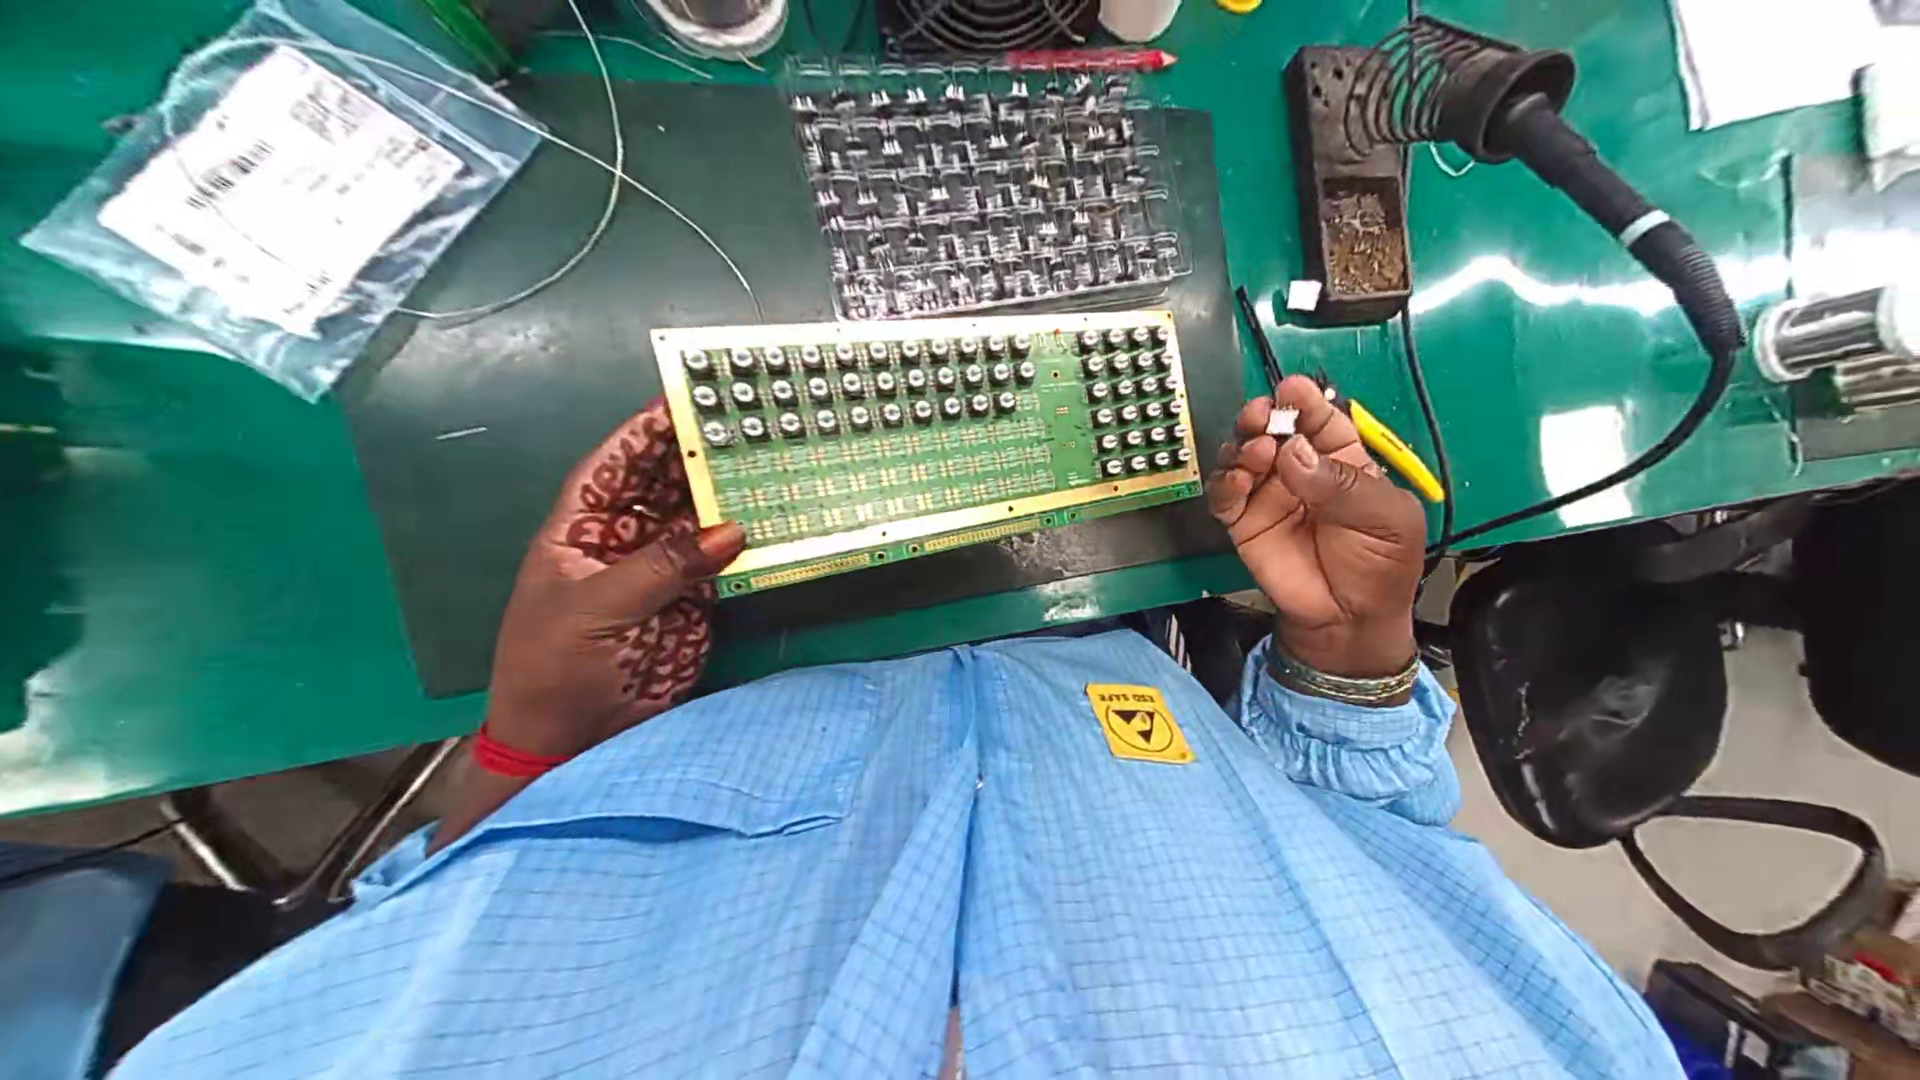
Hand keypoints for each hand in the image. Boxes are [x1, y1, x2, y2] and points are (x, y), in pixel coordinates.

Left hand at [486, 399, 746, 758]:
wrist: (572, 739)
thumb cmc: (554, 668)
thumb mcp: (595, 610)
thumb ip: (663, 567)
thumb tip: (731, 530)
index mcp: (582, 530)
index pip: (613, 467)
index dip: (643, 432)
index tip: (680, 399)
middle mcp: (625, 540)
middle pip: (664, 485)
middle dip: (696, 457)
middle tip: (741, 427)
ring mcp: (662, 569)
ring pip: (699, 519)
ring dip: (727, 496)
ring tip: (765, 464)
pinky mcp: (693, 598)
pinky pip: (721, 560)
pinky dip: (744, 542)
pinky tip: (770, 519)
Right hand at [1207, 375, 1426, 678]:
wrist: (1347, 618)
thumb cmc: (1379, 565)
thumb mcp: (1384, 518)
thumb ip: (1342, 484)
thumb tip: (1294, 451)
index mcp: (1342, 460)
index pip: (1321, 421)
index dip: (1307, 402)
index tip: (1292, 390)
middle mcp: (1299, 470)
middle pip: (1274, 430)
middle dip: (1263, 417)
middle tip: (1260, 417)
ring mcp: (1266, 494)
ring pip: (1243, 455)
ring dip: (1242, 447)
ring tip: (1255, 456)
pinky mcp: (1240, 520)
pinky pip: (1223, 494)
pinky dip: (1223, 483)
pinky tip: (1236, 484)